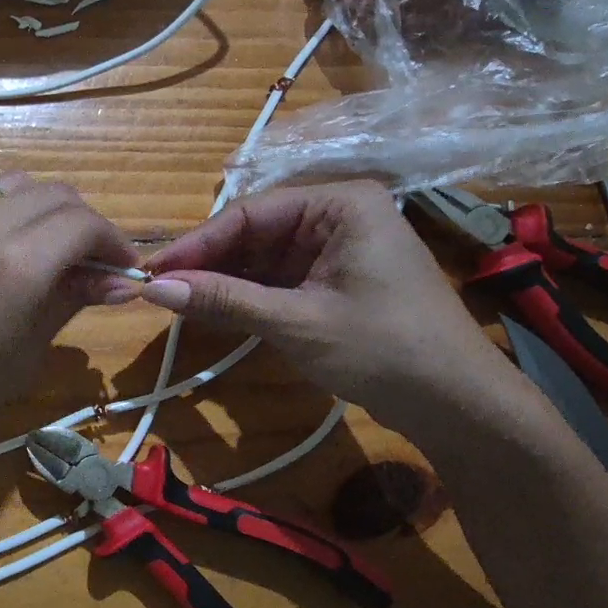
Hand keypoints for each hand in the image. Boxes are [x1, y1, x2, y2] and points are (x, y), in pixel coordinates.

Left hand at [0, 173, 139, 462]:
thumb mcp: (26, 353)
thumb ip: (71, 300)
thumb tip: (121, 280)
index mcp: (16, 263)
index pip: (83, 223)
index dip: (114, 241)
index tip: (122, 267)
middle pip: (53, 193)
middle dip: (82, 221)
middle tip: (89, 260)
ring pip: (9, 187)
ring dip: (40, 210)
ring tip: (46, 250)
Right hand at [140, 181, 508, 428]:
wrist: (457, 403)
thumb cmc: (382, 349)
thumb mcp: (295, 322)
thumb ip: (223, 299)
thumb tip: (152, 289)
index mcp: (340, 203)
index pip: (249, 214)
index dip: (196, 244)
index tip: (151, 271)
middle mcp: (339, 215)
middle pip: (255, 233)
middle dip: (208, 263)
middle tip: (159, 291)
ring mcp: (340, 248)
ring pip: (263, 257)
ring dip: (224, 281)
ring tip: (177, 303)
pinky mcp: (337, 280)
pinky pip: (280, 278)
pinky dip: (248, 296)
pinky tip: (213, 310)